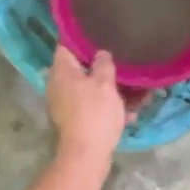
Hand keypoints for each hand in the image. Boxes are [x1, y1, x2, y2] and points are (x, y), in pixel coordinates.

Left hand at [46, 46, 126, 165]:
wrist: (87, 153)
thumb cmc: (95, 113)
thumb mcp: (105, 83)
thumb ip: (104, 64)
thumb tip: (101, 53)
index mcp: (62, 71)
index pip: (66, 45)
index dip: (82, 39)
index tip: (99, 36)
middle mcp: (58, 85)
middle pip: (78, 69)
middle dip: (99, 67)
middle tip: (119, 62)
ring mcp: (64, 104)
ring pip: (88, 90)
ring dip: (107, 90)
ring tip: (131, 89)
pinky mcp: (74, 120)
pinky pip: (91, 107)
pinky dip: (106, 108)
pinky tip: (128, 113)